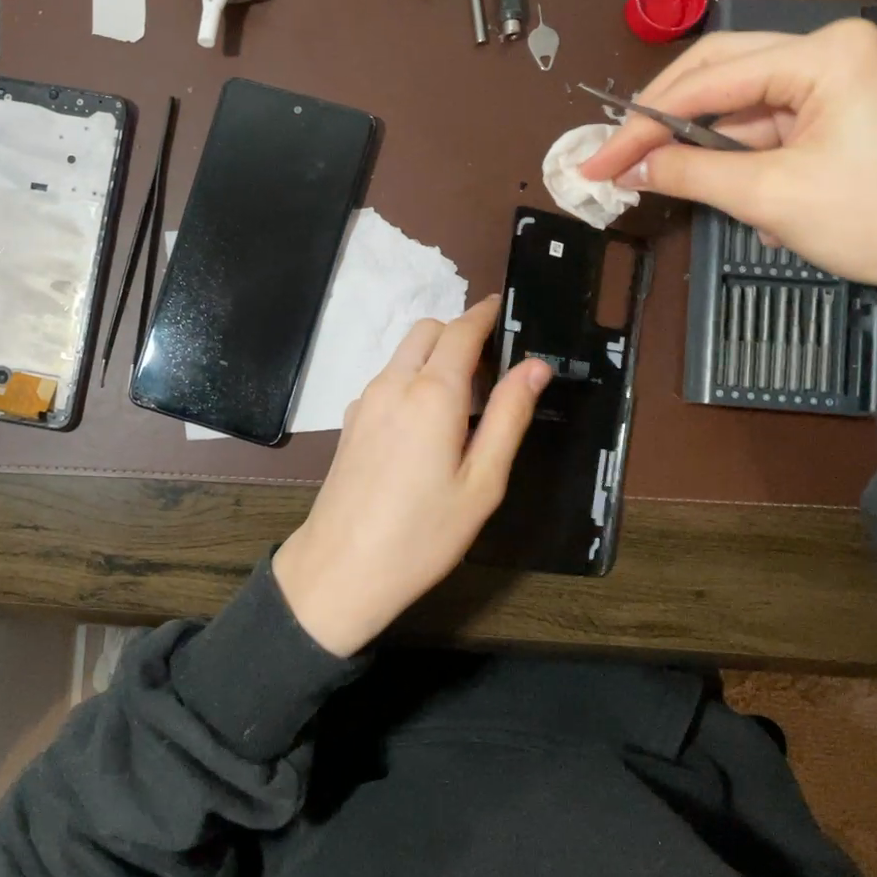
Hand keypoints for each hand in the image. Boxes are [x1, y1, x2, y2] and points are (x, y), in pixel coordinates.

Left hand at [271, 296, 550, 657]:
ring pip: (402, 354)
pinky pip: (385, 381)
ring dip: (434, 357)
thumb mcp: (482, 482)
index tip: (507, 309)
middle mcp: (392, 385)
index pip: (461, 331)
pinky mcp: (350, 423)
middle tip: (492, 370)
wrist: (342, 567)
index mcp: (430, 393)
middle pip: (426, 331)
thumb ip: (508, 416)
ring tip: (465, 403)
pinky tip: (425, 426)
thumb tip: (534, 366)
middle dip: (459, 334)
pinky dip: (410, 380)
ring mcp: (364, 402)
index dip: (486, 314)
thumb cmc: (423, 533)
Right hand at [578, 20, 876, 309]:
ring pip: (742, 109)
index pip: (705, 81)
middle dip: (664, 122)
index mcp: (823, 54)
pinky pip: (771, 131)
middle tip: (614, 161)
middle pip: (719, 76)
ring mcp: (842, 84)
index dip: (639, 125)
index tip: (592, 164)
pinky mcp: (846, 116)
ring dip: (707, 150)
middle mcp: (832, 53)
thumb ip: (689, 172)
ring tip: (675, 188)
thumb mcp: (770, 196)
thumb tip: (625, 169)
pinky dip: (744, 164)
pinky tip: (747, 202)